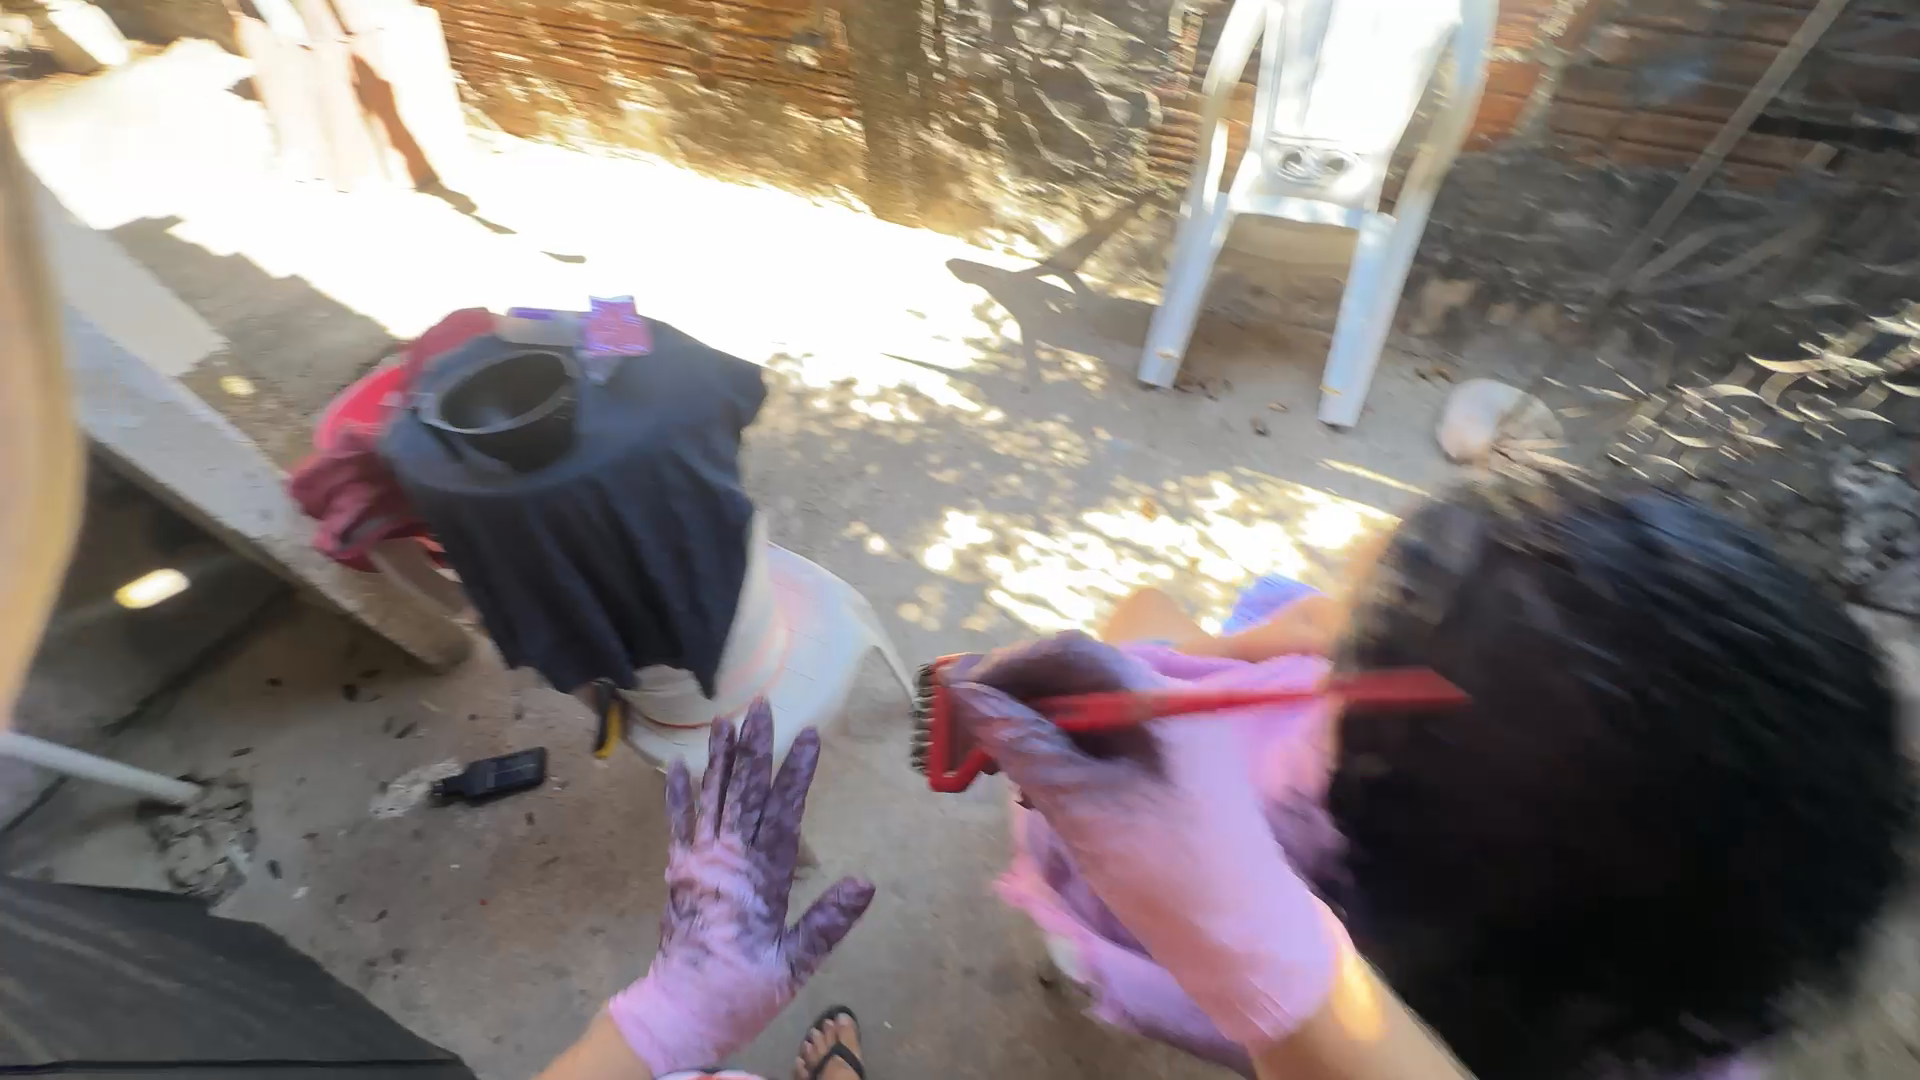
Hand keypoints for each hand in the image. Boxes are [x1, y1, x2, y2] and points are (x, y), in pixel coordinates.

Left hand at [606, 703, 874, 1075]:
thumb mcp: (794, 964)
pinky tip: (678, 766)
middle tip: (761, 707)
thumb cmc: (742, 990)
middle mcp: (728, 859)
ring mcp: (698, 861)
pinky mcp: (677, 871)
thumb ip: (827, 922)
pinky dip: (677, 794)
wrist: (678, 1015)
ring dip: (720, 758)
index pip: (784, 813)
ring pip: (712, 798)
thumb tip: (866, 882)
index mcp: (762, 876)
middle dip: (755, 747)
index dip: (797, 773)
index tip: (809, 736)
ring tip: (724, 720)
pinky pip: (677, 825)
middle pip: (745, 792)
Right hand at [951, 631, 1340, 1050]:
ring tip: (995, 765)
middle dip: (1013, 700)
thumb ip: (1020, 741)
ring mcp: (1161, 733)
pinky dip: (1057, 756)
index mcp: (1154, 696)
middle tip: (965, 735)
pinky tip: (1035, 788)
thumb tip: (961, 690)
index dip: (1006, 666)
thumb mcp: (1081, 805)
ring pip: (1079, 710)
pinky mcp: (1157, 765)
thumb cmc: (1166, 871)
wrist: (1245, 946)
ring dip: (1030, 730)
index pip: (1068, 652)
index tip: (957, 695)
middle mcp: (1159, 701)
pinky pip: (1094, 741)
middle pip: (1072, 677)